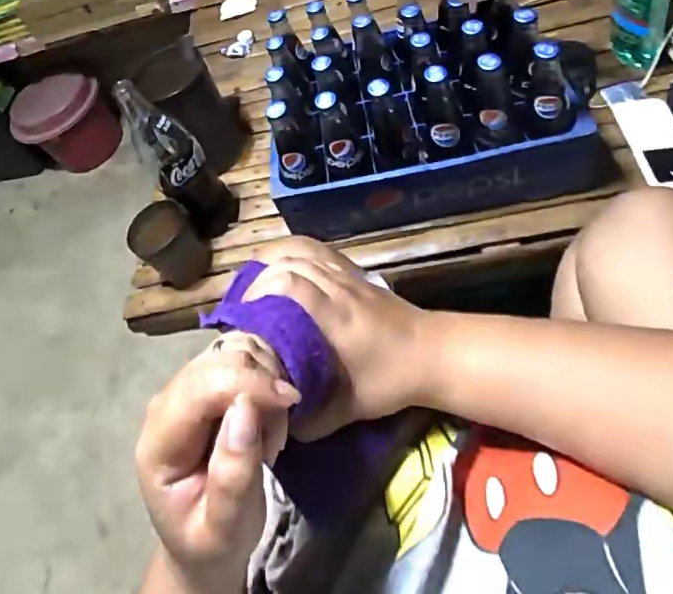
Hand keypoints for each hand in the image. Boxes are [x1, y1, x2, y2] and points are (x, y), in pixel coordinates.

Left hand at [136, 339, 298, 593]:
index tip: (289, 401)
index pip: (202, 386)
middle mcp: (168, 399)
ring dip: (266, 377)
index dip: (248, 383)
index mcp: (159, 439)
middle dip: (262, 385)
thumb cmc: (211, 540)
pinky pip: (244, 349)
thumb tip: (245, 408)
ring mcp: (188, 382)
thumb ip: (232, 476)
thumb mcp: (224, 529)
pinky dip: (266, 368)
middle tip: (275, 438)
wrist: (204, 540)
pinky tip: (267, 408)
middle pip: (220, 360)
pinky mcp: (209, 375)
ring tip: (268, 429)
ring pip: (235, 347)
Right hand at [246, 237, 437, 439]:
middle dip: (259, 278)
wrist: (430, 353)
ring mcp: (345, 275)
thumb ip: (310, 419)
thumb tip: (274, 424)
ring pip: (302, 249)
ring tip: (253, 282)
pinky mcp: (351, 271)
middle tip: (243, 304)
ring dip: (272, 260)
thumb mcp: (349, 410)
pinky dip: (292, 251)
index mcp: (334, 317)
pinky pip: (316, 248)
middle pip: (290, 261)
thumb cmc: (390, 380)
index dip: (260, 291)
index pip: (290, 284)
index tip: (243, 316)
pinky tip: (279, 264)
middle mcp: (336, 288)